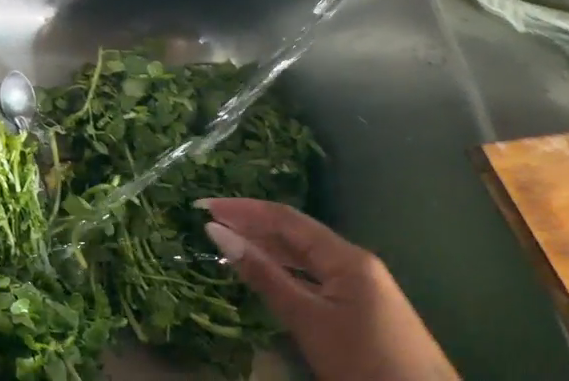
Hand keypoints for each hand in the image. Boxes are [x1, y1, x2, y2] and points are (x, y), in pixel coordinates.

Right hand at [198, 198, 457, 380]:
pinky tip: (266, 275)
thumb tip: (216, 231)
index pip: (286, 218)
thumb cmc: (364, 362)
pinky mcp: (364, 309)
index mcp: (346, 258)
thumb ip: (262, 273)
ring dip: (267, 248)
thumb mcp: (307, 318)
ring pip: (306, 256)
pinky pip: (316, 276)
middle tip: (209, 224)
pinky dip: (286, 270)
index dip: (243, 209)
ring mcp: (363, 287)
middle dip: (252, 226)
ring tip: (228, 245)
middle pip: (296, 233)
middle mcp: (356, 263)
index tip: (204, 206)